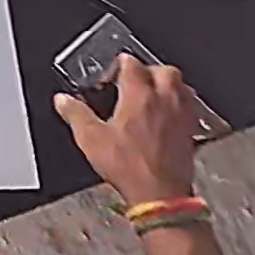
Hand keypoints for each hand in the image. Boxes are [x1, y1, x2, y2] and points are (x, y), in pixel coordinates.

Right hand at [54, 54, 199, 205]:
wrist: (158, 192)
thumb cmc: (129, 166)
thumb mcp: (89, 138)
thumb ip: (75, 114)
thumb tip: (63, 100)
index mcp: (139, 97)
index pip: (133, 66)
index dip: (122, 62)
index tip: (116, 65)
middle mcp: (164, 102)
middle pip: (165, 71)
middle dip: (150, 69)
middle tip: (136, 75)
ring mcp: (182, 116)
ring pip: (182, 87)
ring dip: (168, 84)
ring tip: (153, 90)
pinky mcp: (191, 132)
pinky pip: (190, 107)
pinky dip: (180, 103)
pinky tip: (168, 113)